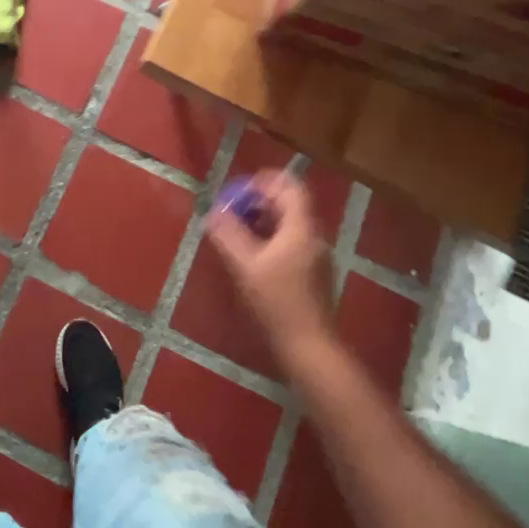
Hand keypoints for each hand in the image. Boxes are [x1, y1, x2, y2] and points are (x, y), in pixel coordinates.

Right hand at [207, 170, 333, 346]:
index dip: (264, 182)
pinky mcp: (313, 272)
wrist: (309, 345)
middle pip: (288, 205)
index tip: (238, 192)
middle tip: (231, 212)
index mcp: (301, 228)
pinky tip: (252, 256)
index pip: (289, 187)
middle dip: (258, 203)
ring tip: (236, 233)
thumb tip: (213, 212)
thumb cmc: (276, 303)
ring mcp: (316, 255)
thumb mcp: (245, 267)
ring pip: (289, 224)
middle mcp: (313, 236)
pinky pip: (291, 241)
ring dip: (262, 221)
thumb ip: (228, 235)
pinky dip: (271, 238)